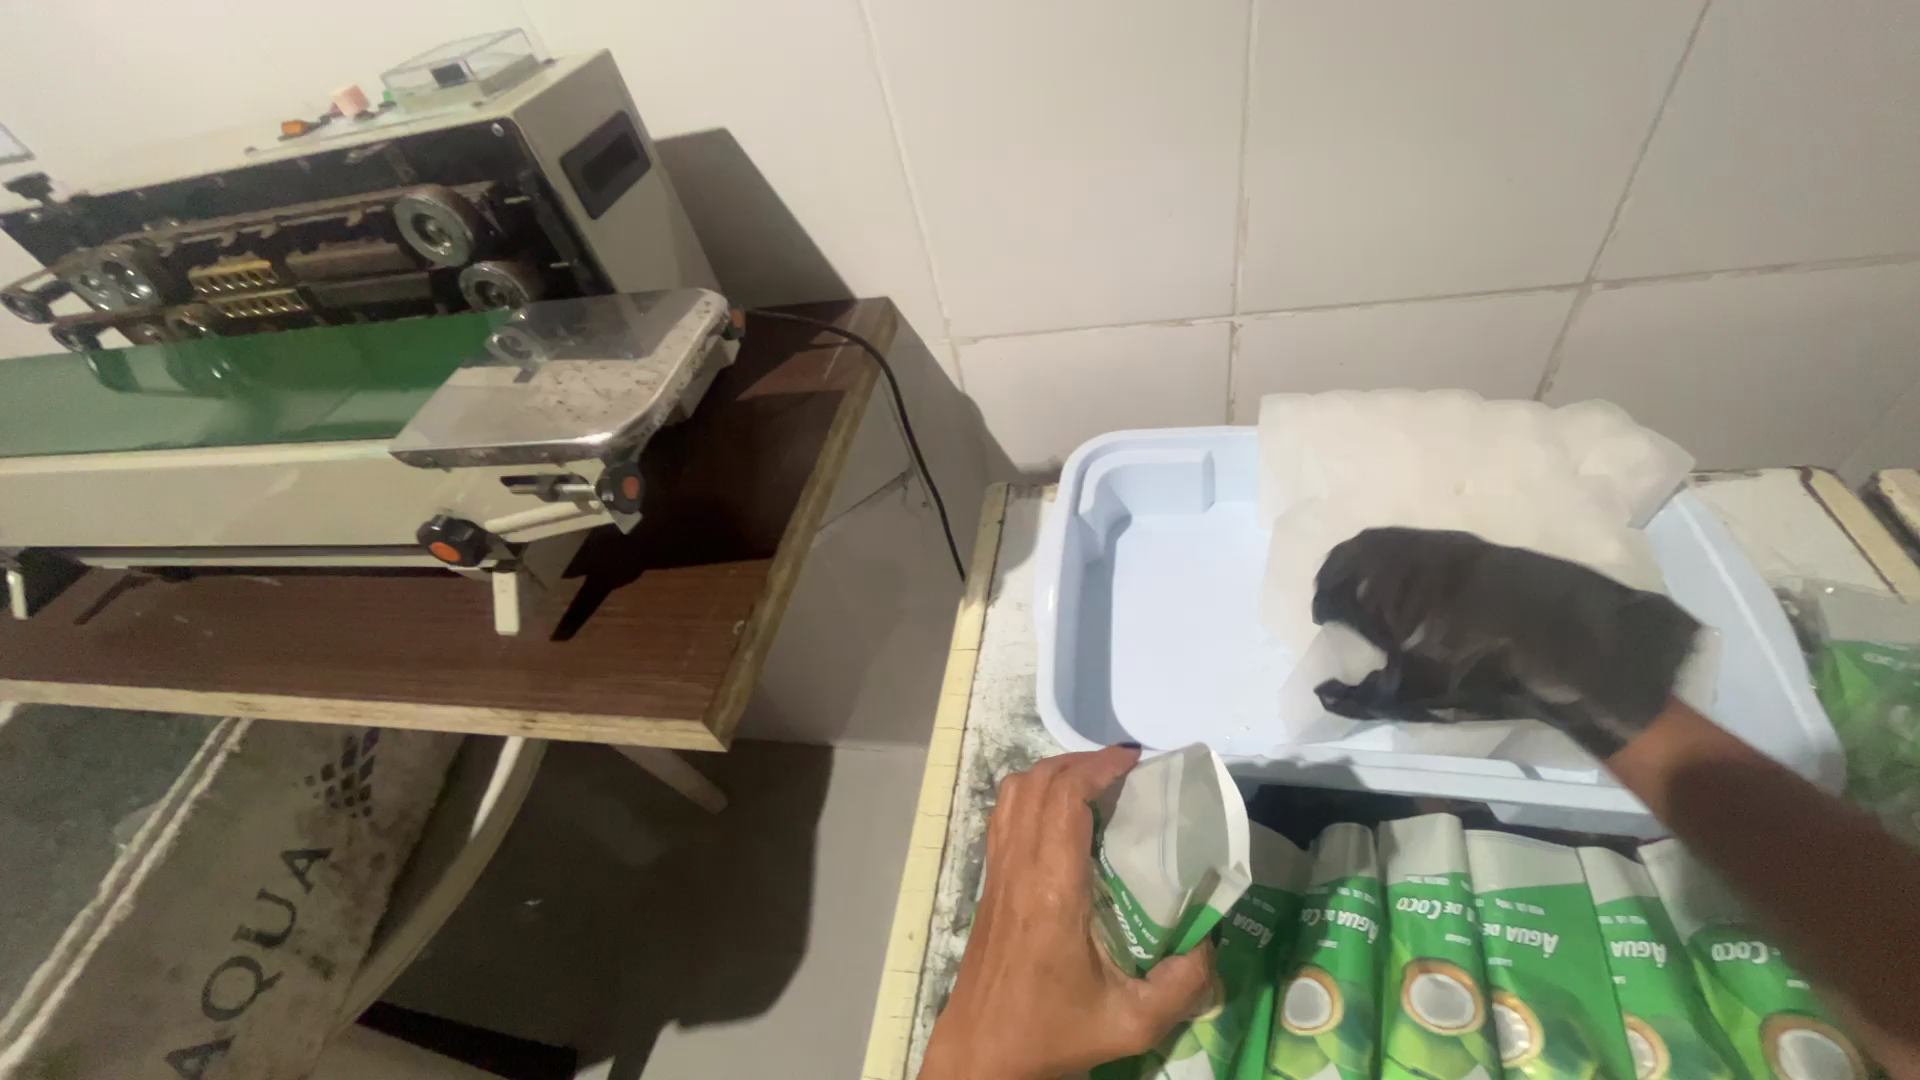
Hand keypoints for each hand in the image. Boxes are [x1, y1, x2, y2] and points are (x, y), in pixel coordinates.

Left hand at [918, 746, 1215, 1079]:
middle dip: (1082, 762)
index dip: (1098, 766)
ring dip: (1053, 772)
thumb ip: (1181, 983)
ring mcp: (998, 866)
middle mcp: (1020, 863)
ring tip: (1093, 782)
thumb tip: (1211, 940)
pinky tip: (1060, 813)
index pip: (1065, 797)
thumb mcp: (1131, 1022)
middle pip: (1039, 781)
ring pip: (1014, 789)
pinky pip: (1004, 811)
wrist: (984, 1051)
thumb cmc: (1053, 1031)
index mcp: (1053, 886)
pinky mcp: (988, 876)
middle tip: (1124, 770)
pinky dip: (1032, 792)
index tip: (1134, 761)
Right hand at [1311, 526, 1698, 756]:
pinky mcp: (1481, 548)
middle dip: (1342, 572)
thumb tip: (1323, 692)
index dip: (1326, 601)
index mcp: (1391, 589)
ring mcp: (1449, 547)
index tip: (1326, 618)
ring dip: (1374, 563)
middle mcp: (1413, 557)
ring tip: (1376, 591)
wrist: (1581, 656)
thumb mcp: (1418, 698)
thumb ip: (1362, 696)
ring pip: (1393, 544)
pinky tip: (1419, 585)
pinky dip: (1407, 559)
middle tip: (1340, 598)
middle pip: (1359, 551)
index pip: (1336, 583)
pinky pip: (1426, 545)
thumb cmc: (1487, 678)